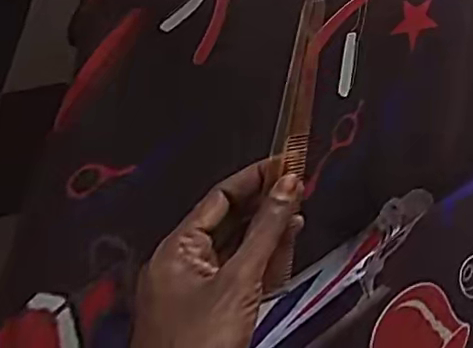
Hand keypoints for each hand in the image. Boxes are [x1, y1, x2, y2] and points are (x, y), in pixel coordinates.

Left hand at [133, 158, 303, 347]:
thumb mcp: (240, 278)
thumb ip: (267, 227)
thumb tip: (286, 186)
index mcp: (176, 251)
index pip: (222, 195)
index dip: (257, 176)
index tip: (285, 163)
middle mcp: (179, 267)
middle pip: (231, 218)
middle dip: (266, 205)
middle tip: (296, 189)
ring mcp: (192, 290)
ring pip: (237, 245)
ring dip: (268, 232)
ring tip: (295, 219)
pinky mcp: (207, 310)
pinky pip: (237, 270)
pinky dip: (262, 259)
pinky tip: (282, 253)